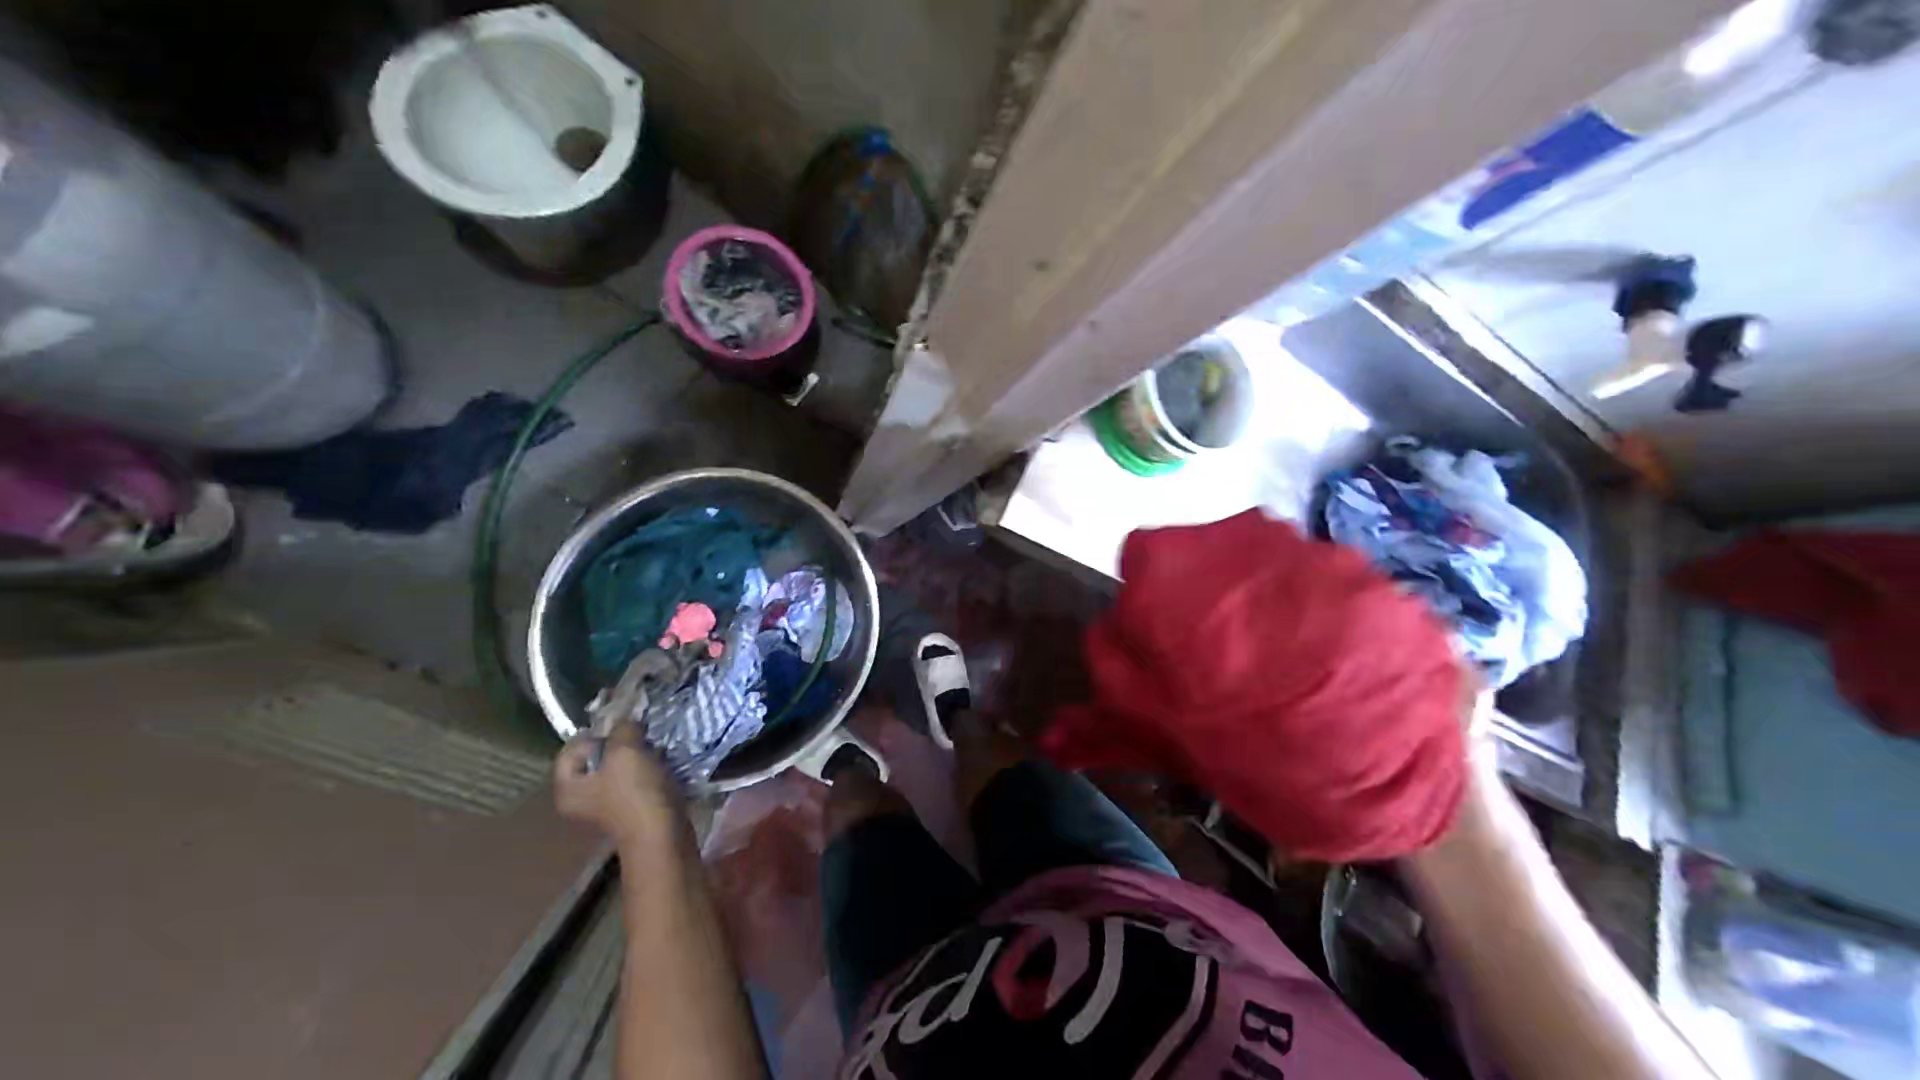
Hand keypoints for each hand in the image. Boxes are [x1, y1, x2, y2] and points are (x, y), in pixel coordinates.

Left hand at [553, 723, 680, 847]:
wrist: (663, 834)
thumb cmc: (635, 793)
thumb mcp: (625, 751)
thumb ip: (622, 729)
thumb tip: (626, 720)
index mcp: (568, 787)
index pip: (572, 749)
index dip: (594, 735)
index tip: (619, 730)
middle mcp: (583, 797)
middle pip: (597, 756)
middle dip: (620, 742)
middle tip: (639, 735)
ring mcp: (609, 803)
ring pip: (620, 766)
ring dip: (638, 753)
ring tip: (654, 747)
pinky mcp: (633, 806)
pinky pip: (637, 778)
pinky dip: (648, 768)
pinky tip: (662, 763)